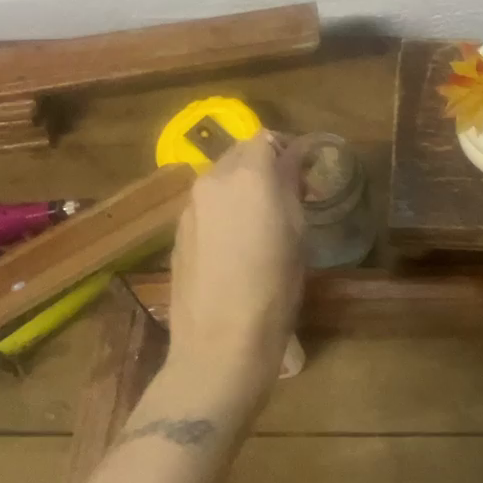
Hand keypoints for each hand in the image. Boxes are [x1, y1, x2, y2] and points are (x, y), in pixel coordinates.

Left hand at [164, 132, 304, 401]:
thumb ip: (291, 185)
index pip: (267, 139)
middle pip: (240, 154)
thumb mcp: (297, 232)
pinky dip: (224, 210)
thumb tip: (294, 159)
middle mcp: (212, 180)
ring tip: (263, 221)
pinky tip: (237, 244)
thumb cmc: (273, 287)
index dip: (288, 150)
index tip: (304, 172)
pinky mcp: (178, 232)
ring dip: (242, 187)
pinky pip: (207, 205)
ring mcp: (190, 206)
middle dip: (264, 165)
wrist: (220, 343)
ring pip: (220, 179)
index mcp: (248, 175)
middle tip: (288, 194)